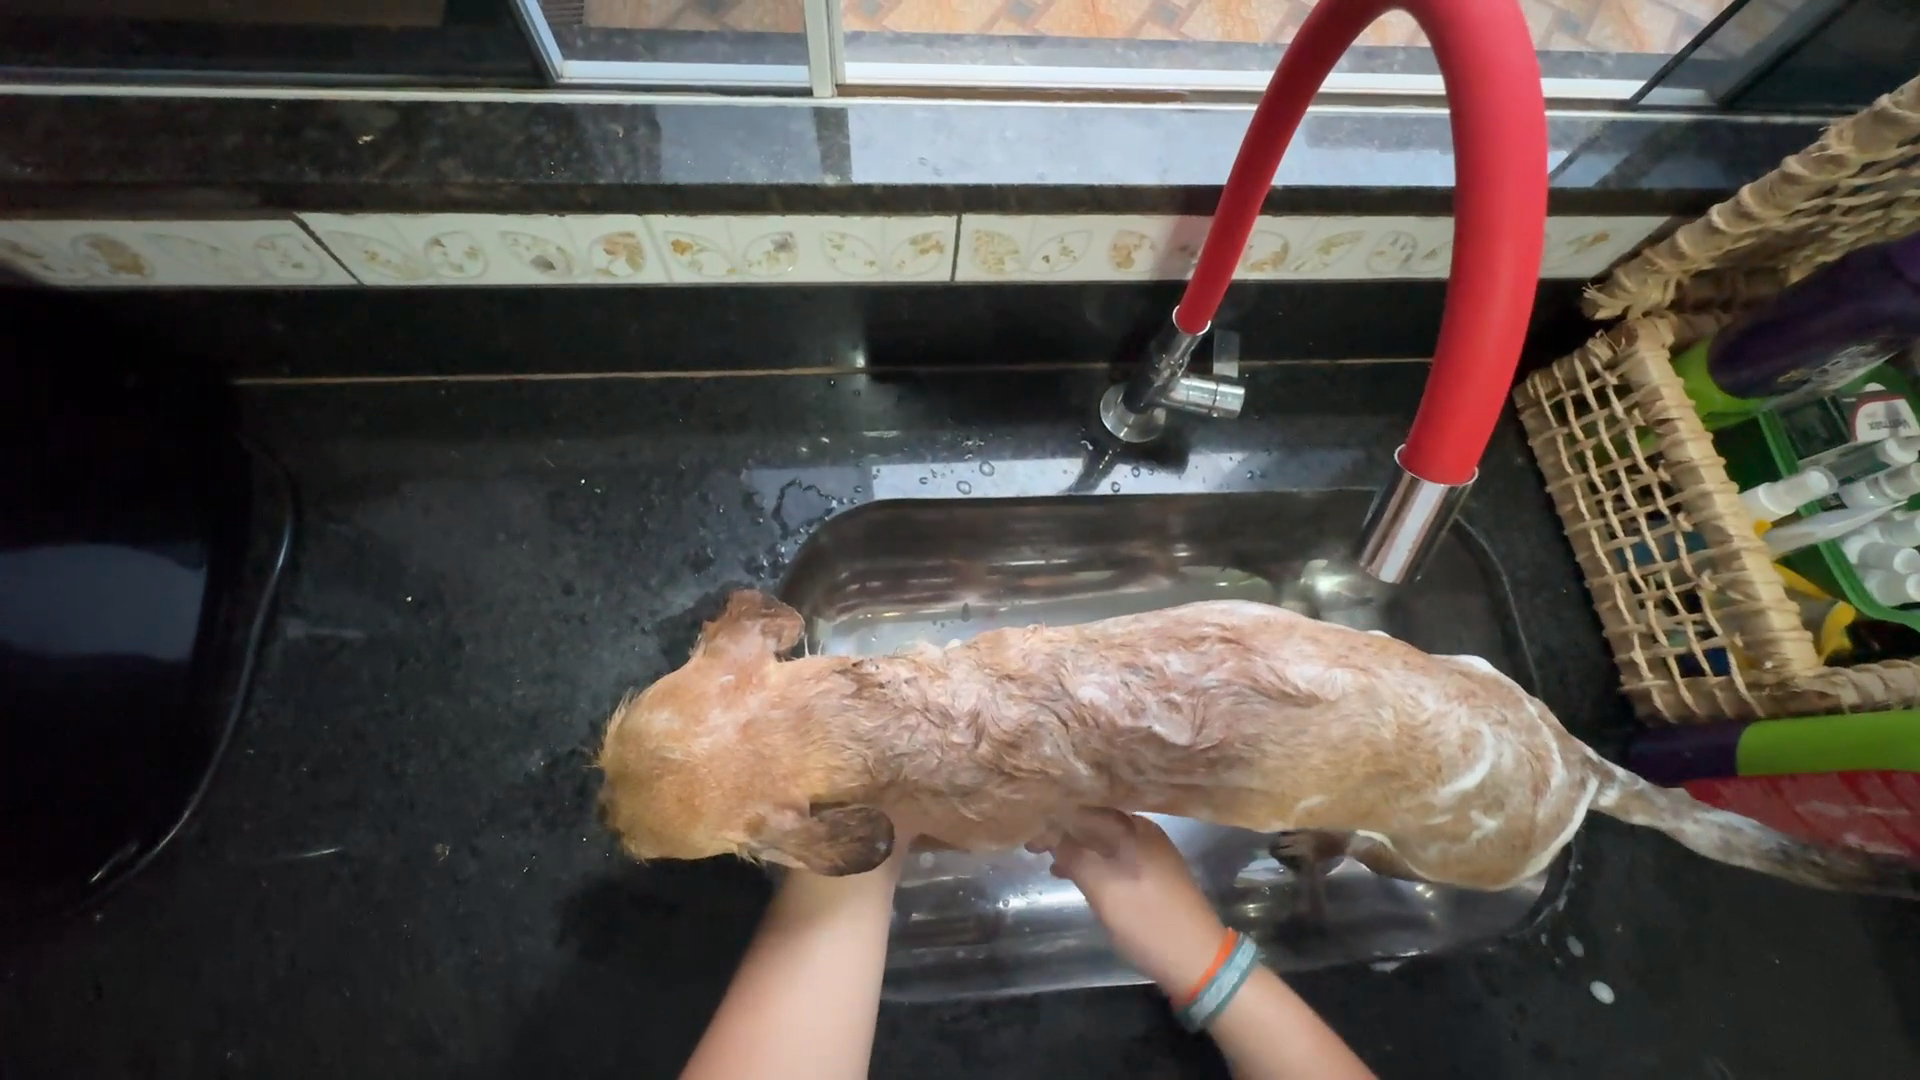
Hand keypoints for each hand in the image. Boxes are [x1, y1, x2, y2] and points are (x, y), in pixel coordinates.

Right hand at [1031, 809, 1228, 995]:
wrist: (1201, 960)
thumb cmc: (1148, 922)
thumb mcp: (1104, 890)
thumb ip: (1075, 857)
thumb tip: (1050, 835)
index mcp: (1132, 829)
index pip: (1083, 813)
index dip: (1054, 822)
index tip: (1028, 836)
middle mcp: (1144, 832)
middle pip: (1097, 820)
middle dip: (1066, 829)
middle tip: (1038, 843)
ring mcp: (1154, 852)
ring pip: (1107, 839)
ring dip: (1080, 846)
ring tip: (1054, 862)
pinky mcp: (1158, 872)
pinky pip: (1118, 854)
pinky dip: (1097, 859)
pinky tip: (1084, 875)